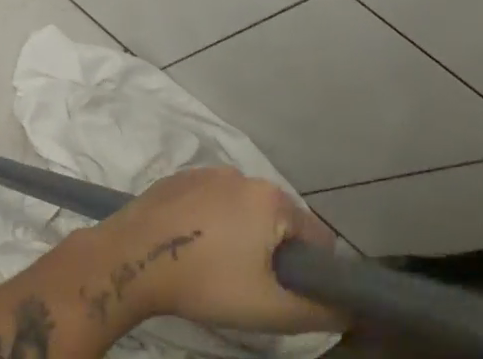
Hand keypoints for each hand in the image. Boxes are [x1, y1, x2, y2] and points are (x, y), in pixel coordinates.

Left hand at [72, 166, 346, 336]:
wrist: (130, 259)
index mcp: (270, 197)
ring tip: (217, 268)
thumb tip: (352, 306)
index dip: (310, 272)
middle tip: (248, 283)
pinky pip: (210, 204)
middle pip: (279, 222)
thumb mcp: (277, 308)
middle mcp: (239, 174)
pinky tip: (193, 249)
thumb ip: (326, 309)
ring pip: (243, 212)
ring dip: (242, 238)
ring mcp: (202, 173)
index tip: (285, 292)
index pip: (318, 238)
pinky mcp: (174, 180)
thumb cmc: (206, 281)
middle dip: (274, 252)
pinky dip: (211, 225)